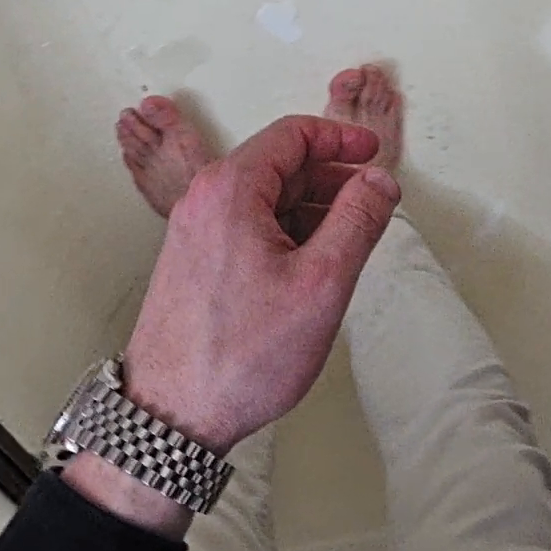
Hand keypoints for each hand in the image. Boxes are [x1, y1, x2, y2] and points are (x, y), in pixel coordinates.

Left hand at [63, 115, 399, 536]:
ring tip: (349, 241)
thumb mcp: (322, 283)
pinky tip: (311, 266)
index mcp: (230, 191)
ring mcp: (194, 233)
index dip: (340, 139)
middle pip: (277, 165)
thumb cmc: (245, 354)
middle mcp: (204, 202)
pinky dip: (286, 232)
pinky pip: (247, 228)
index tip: (373, 154)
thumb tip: (381, 181)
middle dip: (330, 178)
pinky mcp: (195, 263)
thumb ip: (358, 220)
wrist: (170, 416)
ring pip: (264, 199)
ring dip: (310, 209)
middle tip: (372, 203)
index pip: (291, 135)